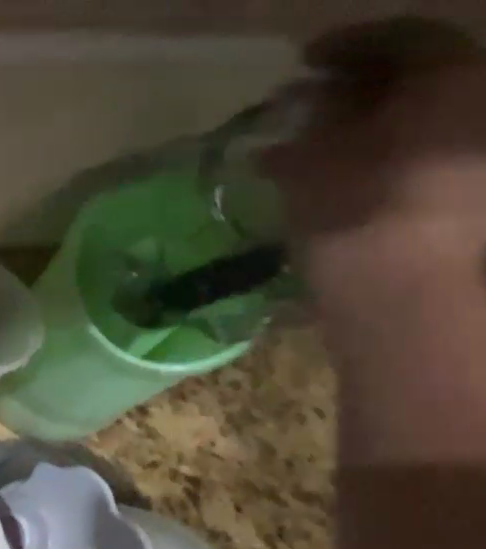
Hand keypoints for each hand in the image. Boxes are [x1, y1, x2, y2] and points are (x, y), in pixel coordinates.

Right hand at [262, 20, 485, 293]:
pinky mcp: (469, 189)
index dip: (347, 45)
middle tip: (307, 101)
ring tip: (311, 143)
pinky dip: (378, 153)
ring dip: (366, 123)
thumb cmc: (354, 211)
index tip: (301, 61)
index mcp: (452, 78)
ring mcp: (478, 148)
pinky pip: (420, 152)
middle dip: (360, 86)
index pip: (401, 38)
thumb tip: (313, 96)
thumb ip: (316, 116)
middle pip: (419, 76)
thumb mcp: (315, 156)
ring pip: (418, 116)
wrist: (400, 291)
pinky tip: (337, 173)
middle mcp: (480, 101)